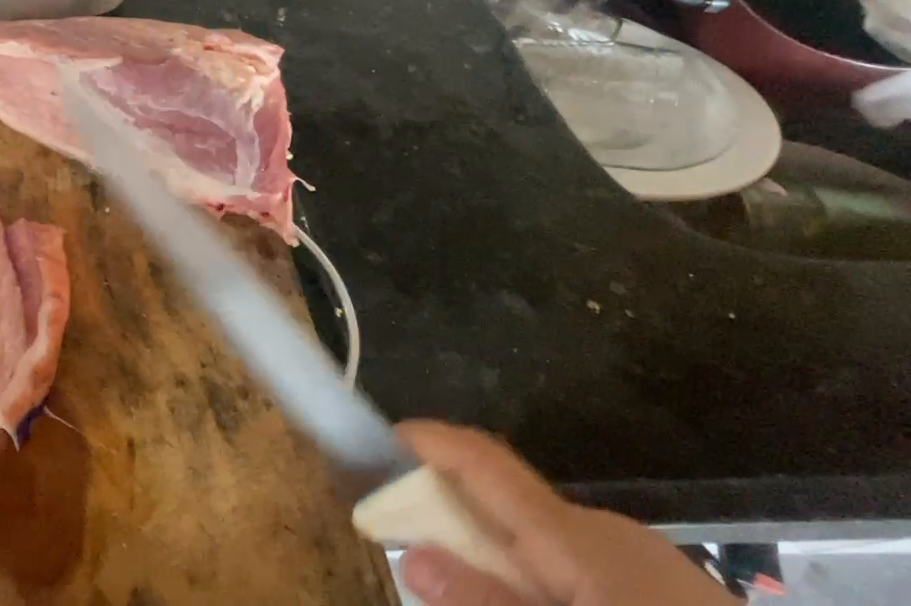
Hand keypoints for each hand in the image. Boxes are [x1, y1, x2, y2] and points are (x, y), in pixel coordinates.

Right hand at [395, 421, 735, 605]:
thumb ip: (488, 603)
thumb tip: (411, 554)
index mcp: (575, 536)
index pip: (480, 458)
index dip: (421, 440)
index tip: (367, 446)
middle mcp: (604, 528)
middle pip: (500, 500)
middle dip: (447, 516)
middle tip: (410, 553)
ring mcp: (639, 554)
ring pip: (537, 536)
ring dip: (492, 553)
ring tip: (473, 592)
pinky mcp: (662, 581)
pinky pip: (574, 561)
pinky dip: (535, 575)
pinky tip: (532, 602)